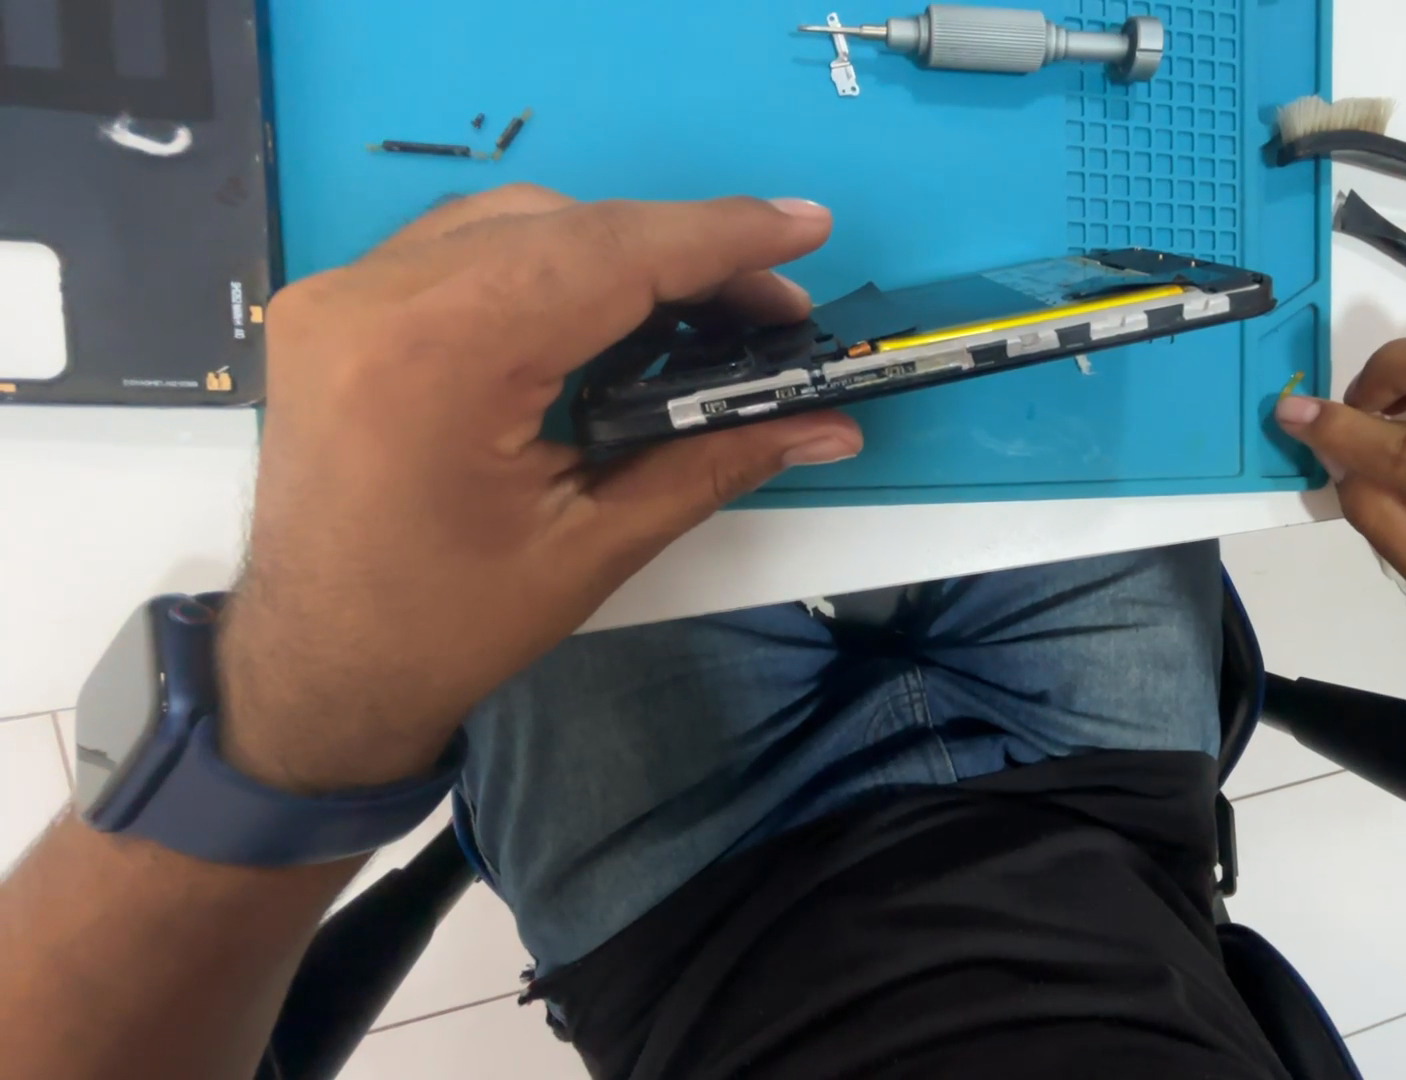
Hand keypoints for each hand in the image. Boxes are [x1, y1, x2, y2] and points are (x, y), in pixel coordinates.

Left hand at [218, 185, 862, 793]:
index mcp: (440, 359)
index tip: (807, 229)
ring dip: (633, 255)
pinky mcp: (350, 306)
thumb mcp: (604, 543)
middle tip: (776, 306)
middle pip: (572, 227)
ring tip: (714, 313)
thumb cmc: (459, 622)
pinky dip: (571, 266)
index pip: (608, 256)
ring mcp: (348, 292)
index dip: (720, 238)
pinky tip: (625, 315)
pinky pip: (481, 249)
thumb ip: (721, 463)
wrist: (323, 666)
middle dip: (690, 255)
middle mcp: (377, 296)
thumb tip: (833, 428)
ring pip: (527, 224)